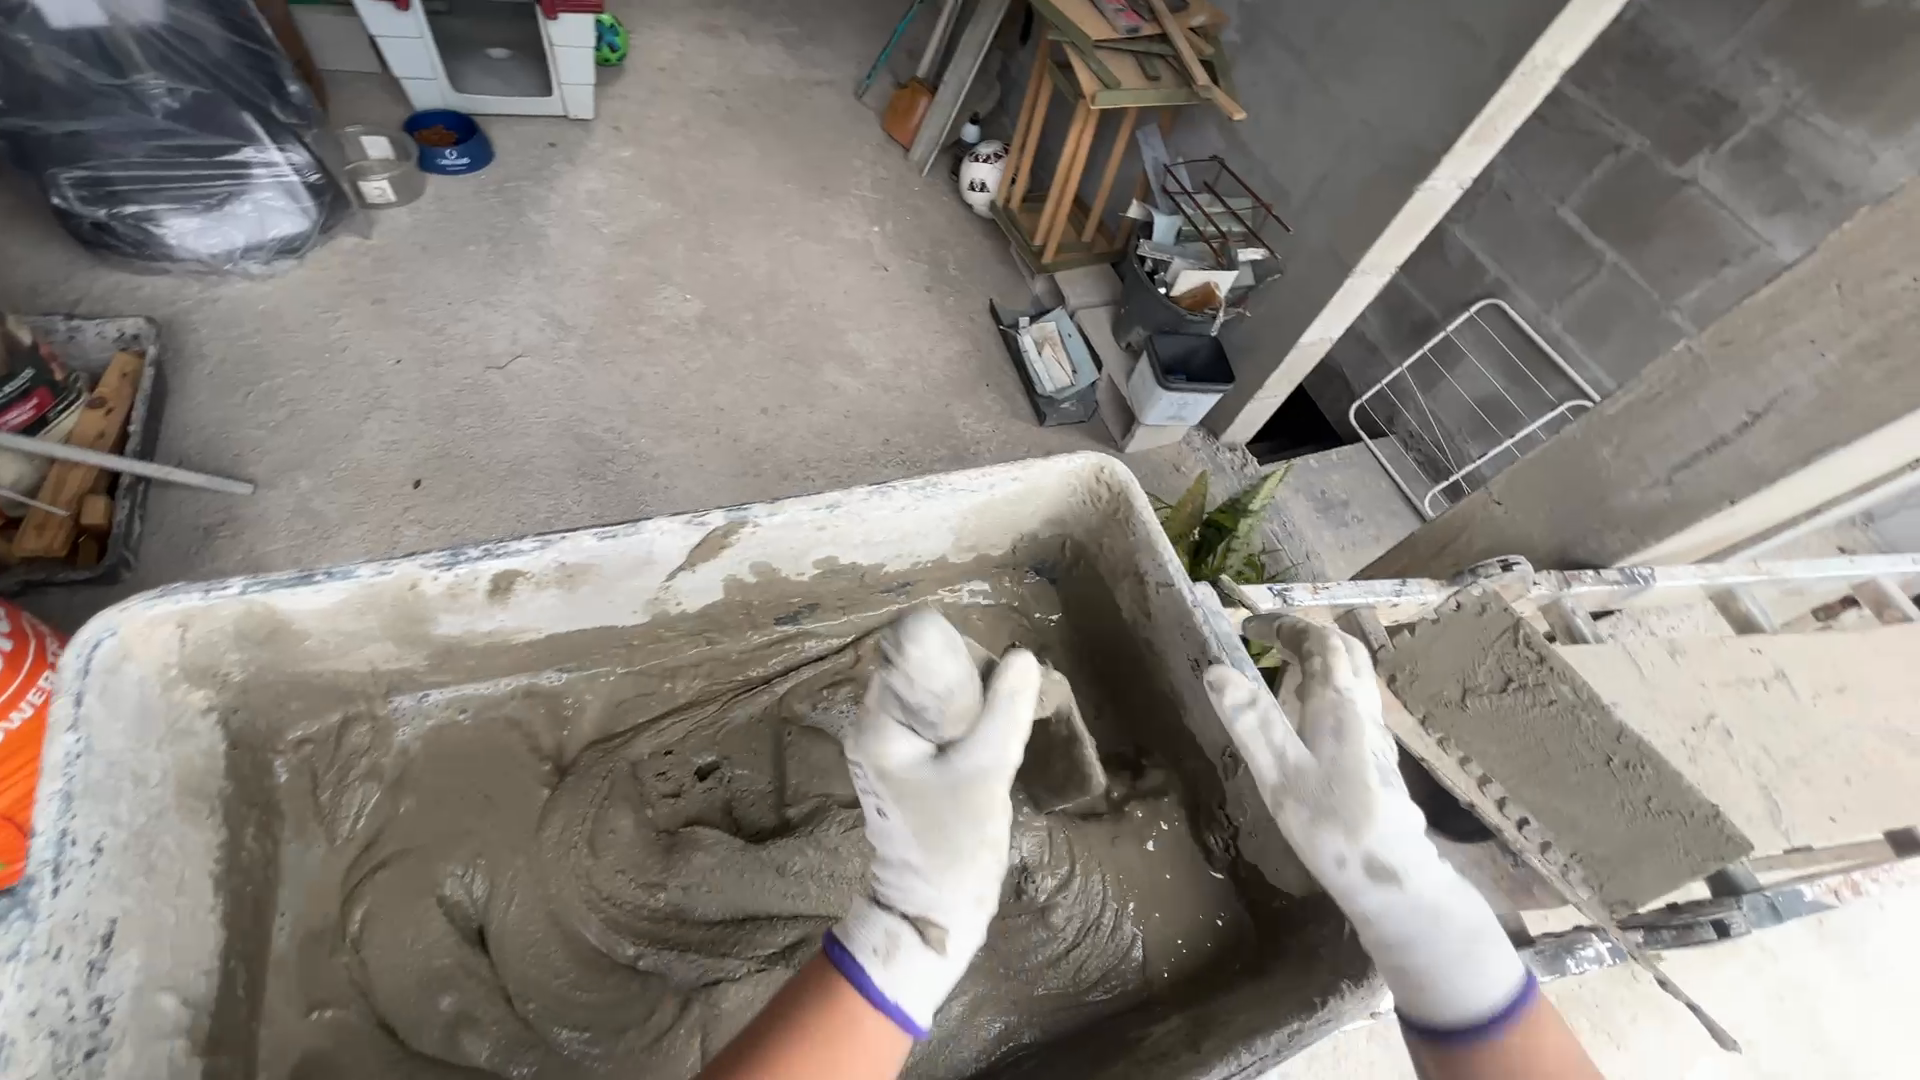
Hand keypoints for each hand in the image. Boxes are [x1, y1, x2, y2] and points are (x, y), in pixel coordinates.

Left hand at [825, 610, 1041, 1036]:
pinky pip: (933, 718)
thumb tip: (1023, 657)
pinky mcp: (904, 760)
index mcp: (879, 724)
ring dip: (968, 696)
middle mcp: (873, 726)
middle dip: (964, 674)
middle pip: (919, 670)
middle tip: (1002, 694)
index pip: (908, 654)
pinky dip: (962, 717)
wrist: (932, 908)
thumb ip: (1005, 710)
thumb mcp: (987, 770)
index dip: (951, 652)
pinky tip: (989, 731)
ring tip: (1001, 713)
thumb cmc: (955, 841)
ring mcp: (887, 744)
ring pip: (930, 694)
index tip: (988, 673)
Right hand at [1204, 618, 1532, 1036]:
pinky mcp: (1376, 758)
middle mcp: (1363, 711)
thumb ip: (1250, 720)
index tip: (1250, 626)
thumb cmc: (1334, 826)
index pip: (1320, 643)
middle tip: (1267, 639)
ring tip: (1280, 670)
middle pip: (1346, 652)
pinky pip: (1353, 702)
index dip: (1285, 626)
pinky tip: (1306, 716)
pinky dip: (1327, 688)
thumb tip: (1215, 670)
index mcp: (1340, 705)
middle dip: (1307, 635)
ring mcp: (1374, 735)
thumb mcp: (1281, 773)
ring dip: (1319, 660)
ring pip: (1354, 677)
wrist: (1397, 883)